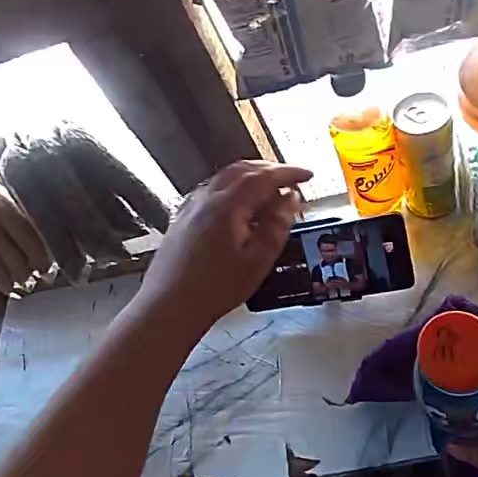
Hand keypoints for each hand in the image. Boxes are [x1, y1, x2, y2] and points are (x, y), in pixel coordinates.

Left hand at [134, 161, 310, 329]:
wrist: (170, 306)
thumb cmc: (214, 289)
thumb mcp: (258, 260)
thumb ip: (277, 225)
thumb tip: (290, 200)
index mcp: (227, 207)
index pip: (264, 177)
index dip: (289, 172)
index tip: (307, 175)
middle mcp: (207, 200)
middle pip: (242, 170)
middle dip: (270, 170)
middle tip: (291, 179)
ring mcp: (191, 208)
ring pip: (225, 178)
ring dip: (251, 176)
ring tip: (270, 191)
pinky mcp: (183, 219)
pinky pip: (212, 190)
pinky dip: (234, 187)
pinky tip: (240, 206)